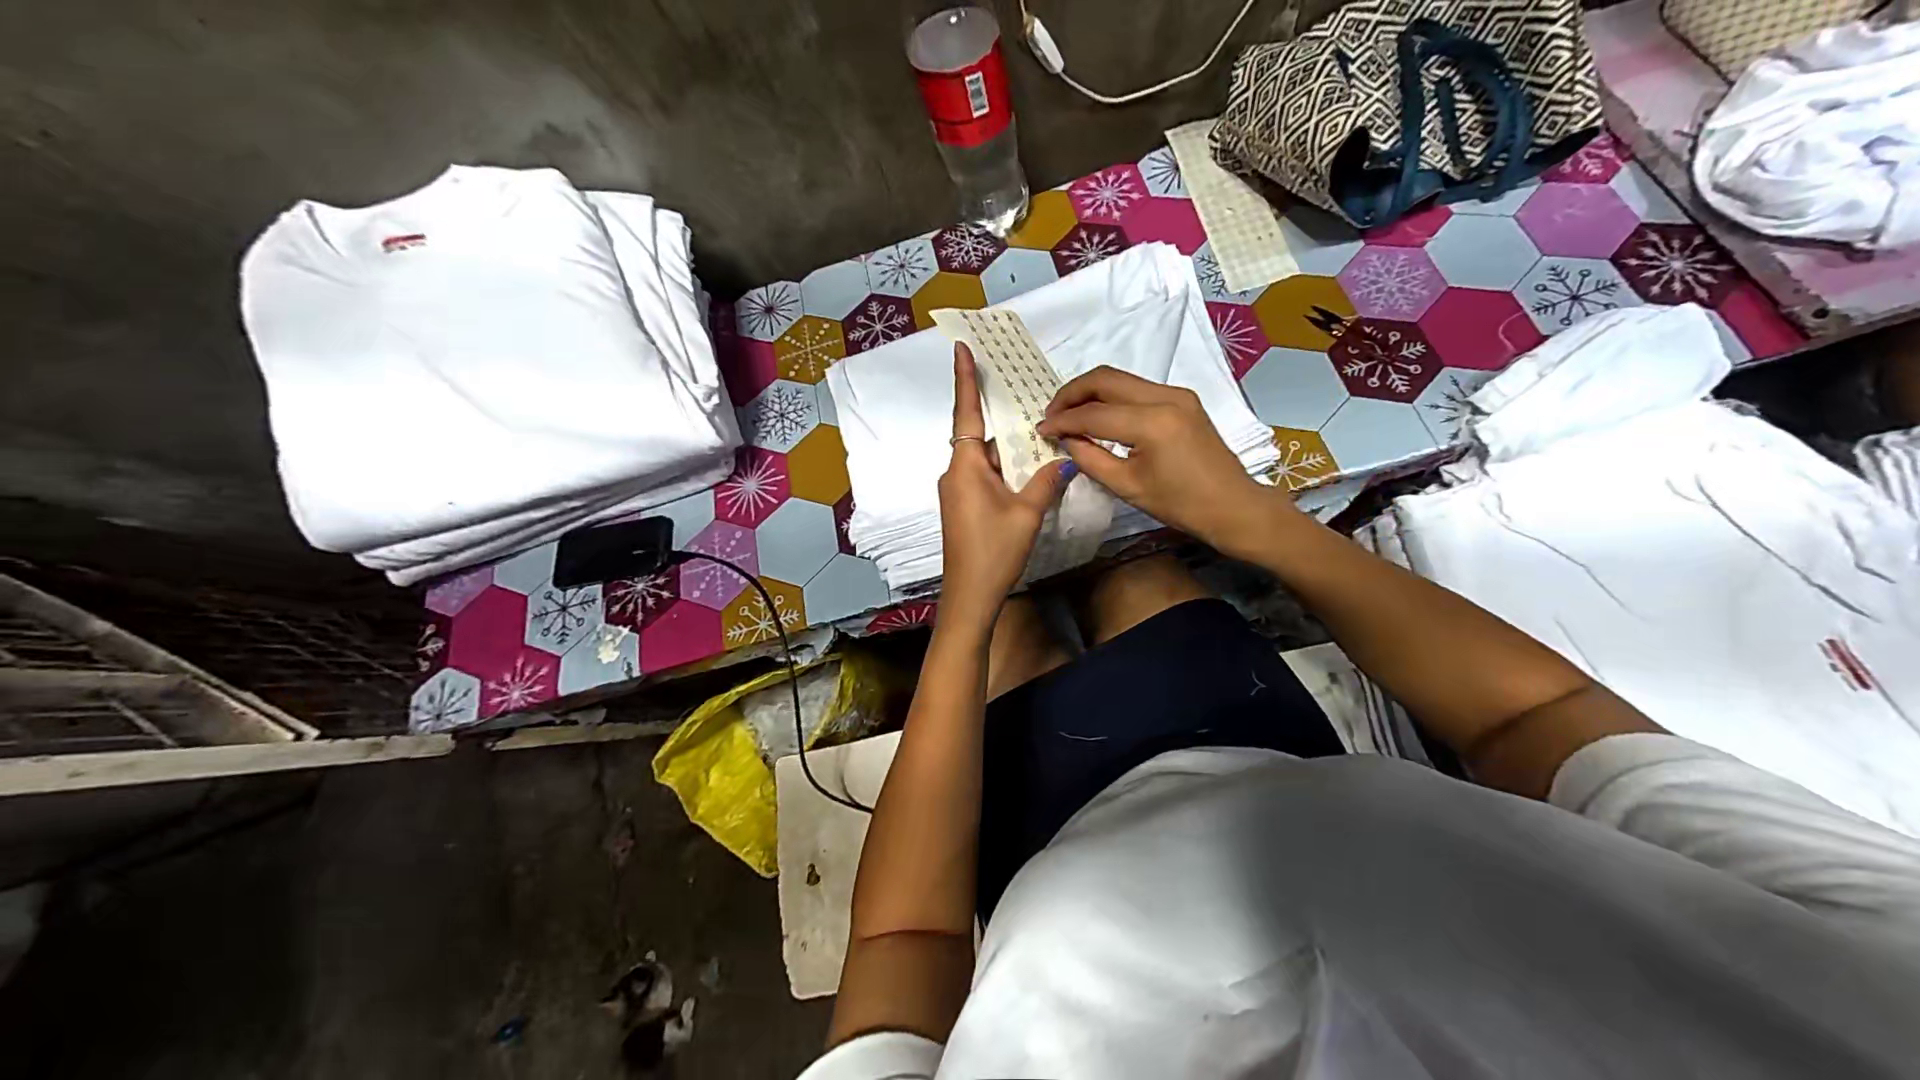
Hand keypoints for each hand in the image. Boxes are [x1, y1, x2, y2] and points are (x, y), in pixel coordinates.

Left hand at [937, 344, 1069, 627]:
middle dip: (1003, 417)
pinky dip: (1005, 468)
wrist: (971, 596)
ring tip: (1040, 430)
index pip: (966, 414)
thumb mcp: (1027, 513)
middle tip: (1024, 390)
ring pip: (986, 458)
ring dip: (1009, 449)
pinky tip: (1029, 467)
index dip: (965, 380)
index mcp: (965, 467)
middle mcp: (956, 473)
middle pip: (980, 436)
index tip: (960, 349)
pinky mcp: (964, 506)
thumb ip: (1045, 480)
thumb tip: (1063, 457)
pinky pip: (985, 475)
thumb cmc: (995, 552)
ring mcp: (958, 491)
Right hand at [1037, 366, 1298, 556]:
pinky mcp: (1182, 399)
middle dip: (1072, 393)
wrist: (1233, 506)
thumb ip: (1090, 458)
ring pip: (1120, 379)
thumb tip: (1066, 438)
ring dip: (1090, 392)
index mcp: (1153, 423)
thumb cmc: (1180, 505)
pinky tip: (1098, 415)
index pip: (1094, 414)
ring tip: (1070, 414)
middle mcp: (1166, 397)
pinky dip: (1111, 397)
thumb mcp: (1127, 486)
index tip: (1041, 429)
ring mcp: (1177, 394)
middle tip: (1051, 413)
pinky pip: (1136, 389)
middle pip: (1105, 378)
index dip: (1063, 420)